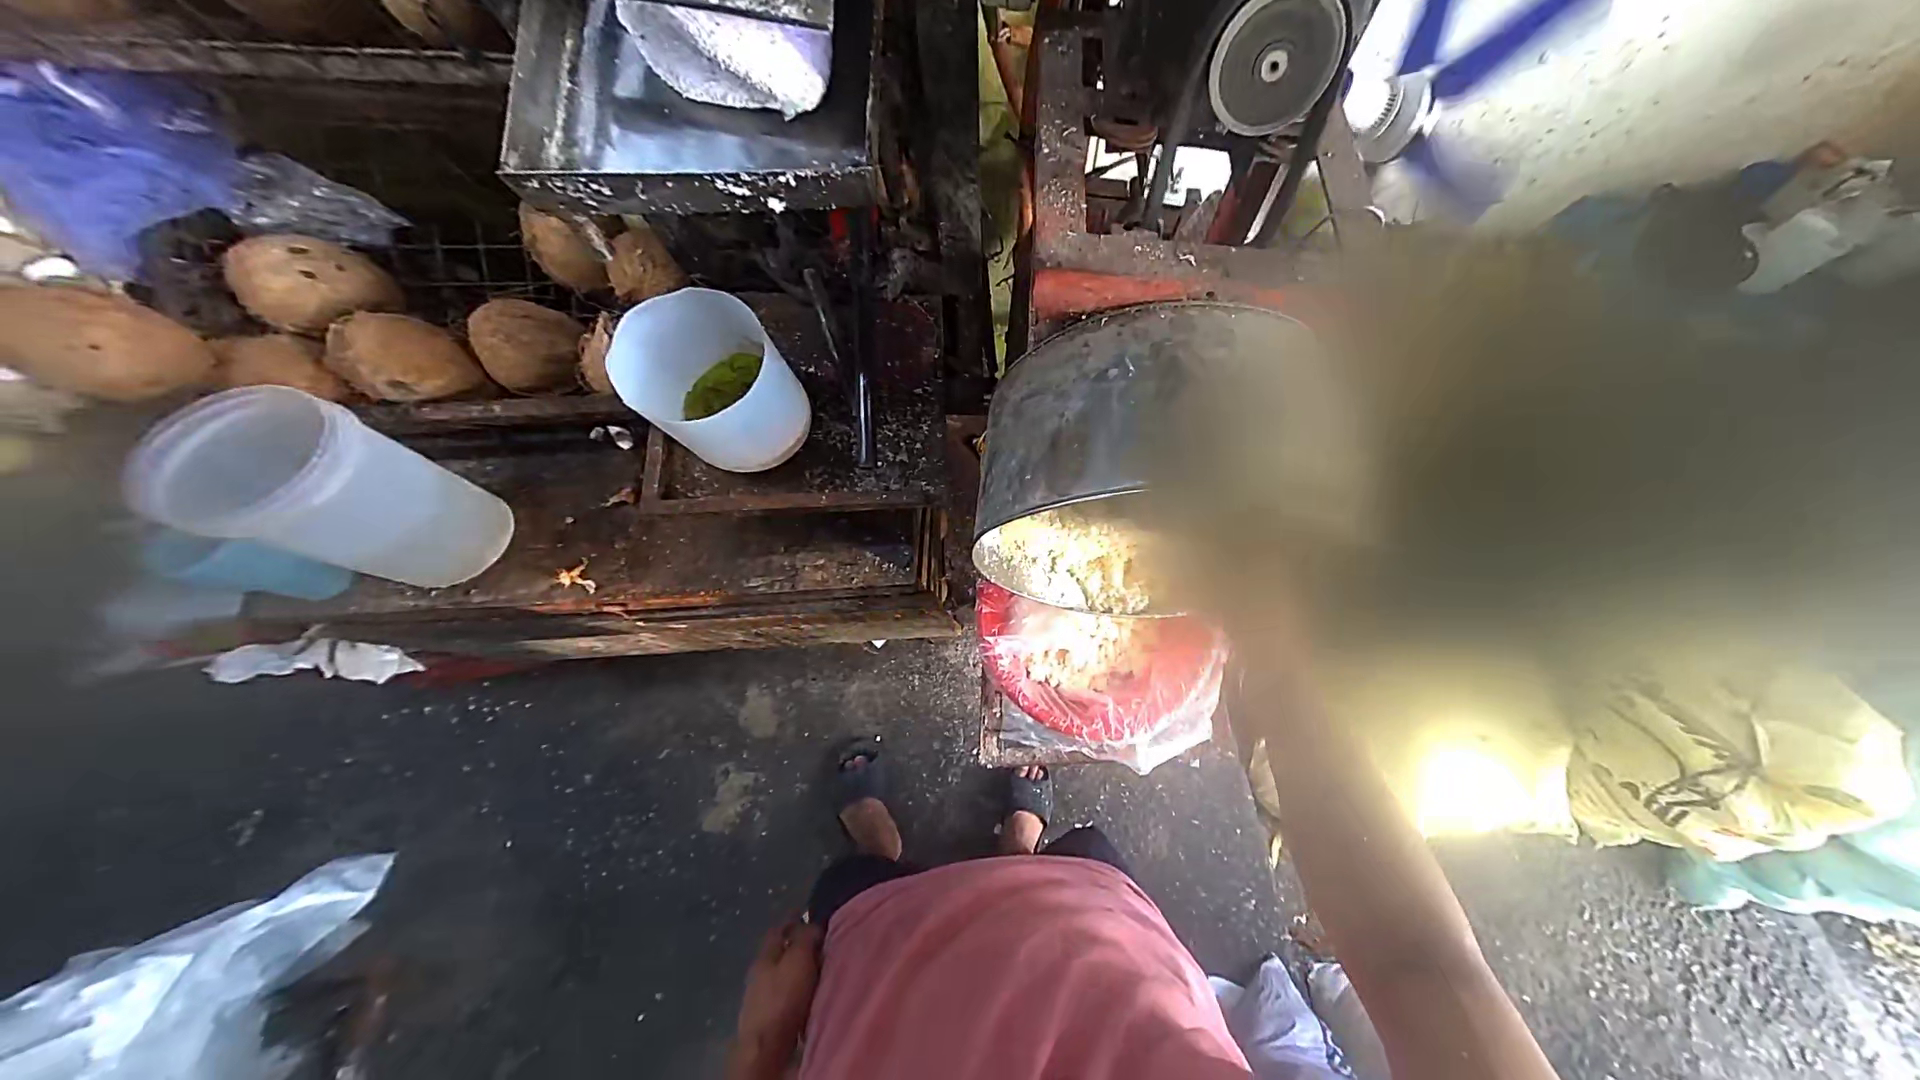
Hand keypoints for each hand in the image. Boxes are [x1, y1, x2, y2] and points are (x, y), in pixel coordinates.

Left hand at [726, 917, 823, 1079]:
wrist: (767, 1052)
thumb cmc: (783, 999)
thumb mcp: (798, 959)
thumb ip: (805, 938)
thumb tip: (811, 923)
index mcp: (764, 955)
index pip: (778, 927)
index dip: (794, 918)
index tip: (810, 911)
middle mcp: (759, 974)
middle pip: (781, 952)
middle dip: (799, 945)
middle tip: (823, 941)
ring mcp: (762, 999)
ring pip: (785, 975)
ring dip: (801, 970)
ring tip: (823, 969)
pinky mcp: (770, 1021)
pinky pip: (789, 996)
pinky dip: (801, 991)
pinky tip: (814, 995)